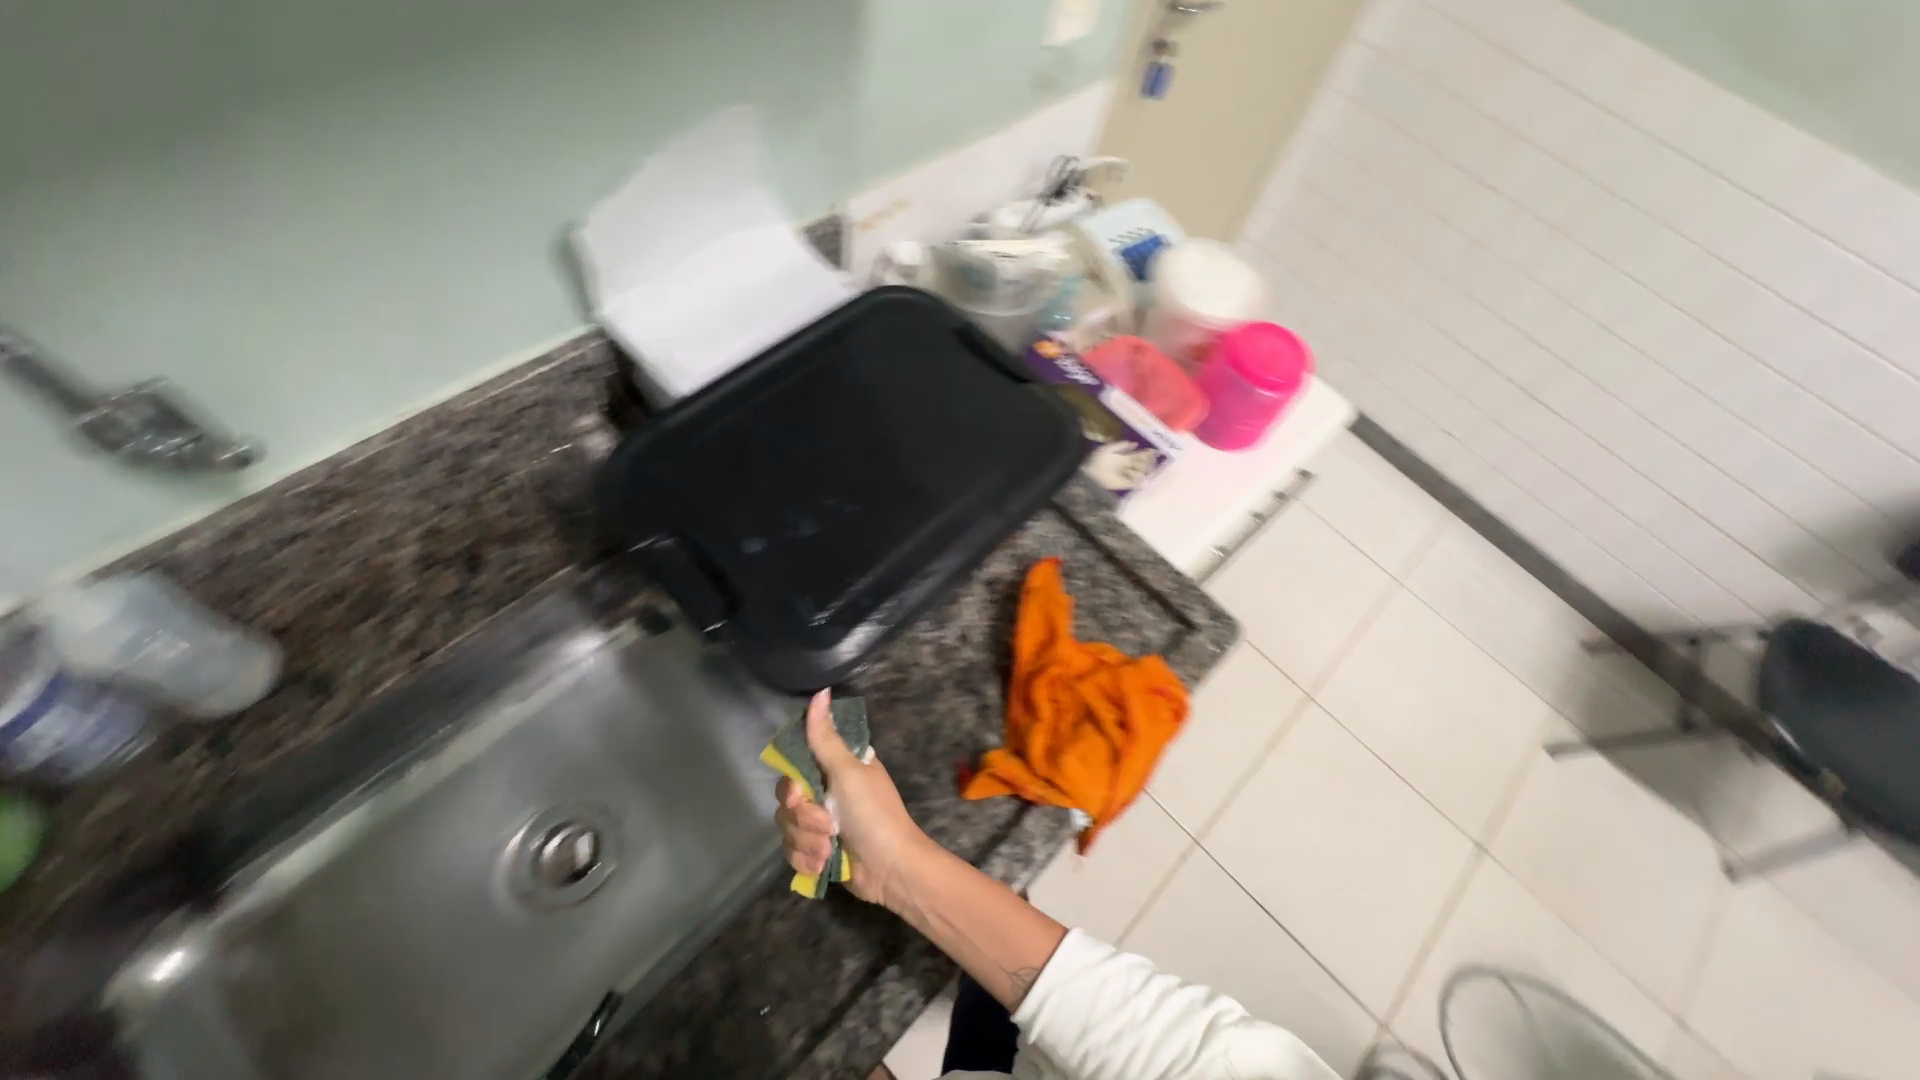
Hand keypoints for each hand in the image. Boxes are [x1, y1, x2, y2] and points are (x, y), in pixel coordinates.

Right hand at [773, 690, 932, 908]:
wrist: (891, 869)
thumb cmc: (875, 814)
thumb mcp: (848, 772)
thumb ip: (825, 738)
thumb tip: (820, 691)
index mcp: (836, 768)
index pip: (794, 766)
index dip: (791, 785)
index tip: (799, 795)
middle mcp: (826, 791)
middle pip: (786, 800)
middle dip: (804, 819)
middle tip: (829, 827)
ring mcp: (821, 822)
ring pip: (787, 828)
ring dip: (807, 842)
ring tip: (830, 850)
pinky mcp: (817, 850)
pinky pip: (792, 852)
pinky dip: (807, 860)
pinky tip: (824, 864)